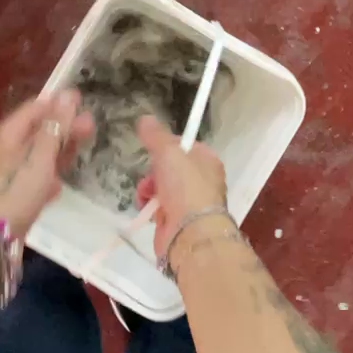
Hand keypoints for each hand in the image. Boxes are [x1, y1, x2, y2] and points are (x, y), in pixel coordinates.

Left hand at [0, 90, 93, 233]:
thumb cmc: (15, 190)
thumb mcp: (39, 156)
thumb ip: (55, 127)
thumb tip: (68, 94)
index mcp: (8, 133)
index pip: (35, 108)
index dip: (58, 103)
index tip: (82, 101)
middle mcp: (6, 149)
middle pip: (38, 131)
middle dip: (64, 128)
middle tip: (91, 126)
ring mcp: (8, 174)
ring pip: (37, 156)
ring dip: (59, 151)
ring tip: (83, 148)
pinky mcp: (12, 196)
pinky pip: (33, 179)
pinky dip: (48, 177)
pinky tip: (60, 184)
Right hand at [134, 115, 228, 266]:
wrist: (190, 233)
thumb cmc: (185, 186)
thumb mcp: (169, 151)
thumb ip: (156, 135)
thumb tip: (145, 118)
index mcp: (207, 160)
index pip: (185, 145)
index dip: (168, 145)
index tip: (154, 148)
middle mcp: (202, 180)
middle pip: (170, 166)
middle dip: (154, 170)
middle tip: (151, 173)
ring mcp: (190, 201)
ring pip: (162, 186)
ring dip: (149, 188)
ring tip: (147, 194)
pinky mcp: (177, 220)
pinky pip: (158, 206)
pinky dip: (150, 206)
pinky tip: (147, 207)